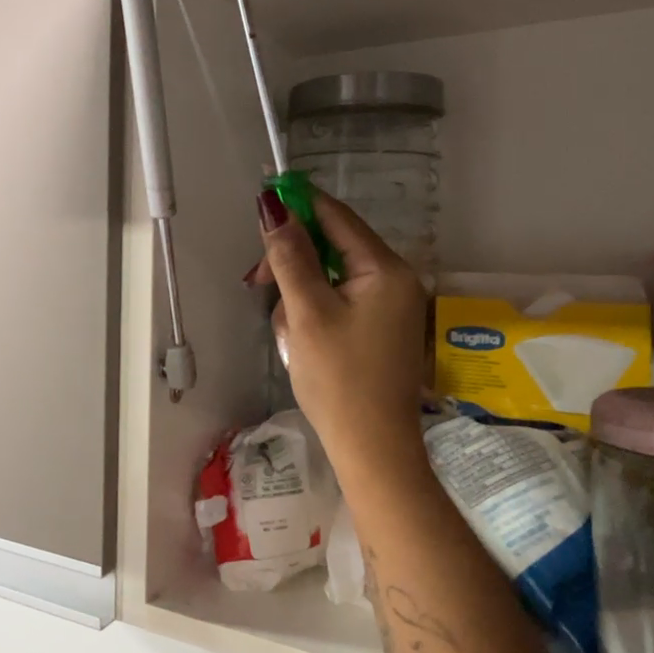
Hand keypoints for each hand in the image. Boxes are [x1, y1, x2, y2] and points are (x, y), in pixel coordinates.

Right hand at [246, 189, 427, 461]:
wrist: (372, 449)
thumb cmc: (339, 378)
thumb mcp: (307, 312)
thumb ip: (290, 256)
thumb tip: (273, 206)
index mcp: (385, 270)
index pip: (337, 217)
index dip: (299, 205)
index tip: (261, 204)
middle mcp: (395, 280)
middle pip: (333, 247)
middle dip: (293, 263)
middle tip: (258, 285)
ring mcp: (390, 307)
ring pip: (330, 277)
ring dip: (299, 294)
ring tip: (288, 332)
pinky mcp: (379, 329)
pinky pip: (338, 302)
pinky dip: (313, 313)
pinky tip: (301, 341)